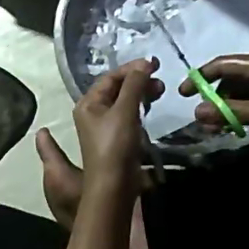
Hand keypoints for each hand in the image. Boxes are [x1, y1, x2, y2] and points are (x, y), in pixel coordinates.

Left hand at [73, 58, 162, 189]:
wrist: (114, 185)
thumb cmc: (115, 145)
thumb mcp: (124, 111)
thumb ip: (134, 85)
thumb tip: (144, 63)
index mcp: (88, 103)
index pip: (110, 77)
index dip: (131, 68)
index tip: (154, 64)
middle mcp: (93, 112)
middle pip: (117, 88)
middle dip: (138, 81)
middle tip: (160, 81)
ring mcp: (105, 126)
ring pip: (124, 102)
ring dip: (141, 94)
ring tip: (160, 92)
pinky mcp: (117, 139)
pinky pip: (129, 116)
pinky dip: (140, 109)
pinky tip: (151, 109)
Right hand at [182, 52, 248, 134]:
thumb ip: (232, 112)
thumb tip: (196, 113)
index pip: (223, 64)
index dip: (199, 77)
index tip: (181, 94)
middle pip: (230, 76)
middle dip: (211, 95)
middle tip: (199, 117)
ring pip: (240, 90)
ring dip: (225, 106)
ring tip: (214, 126)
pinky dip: (239, 110)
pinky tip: (233, 126)